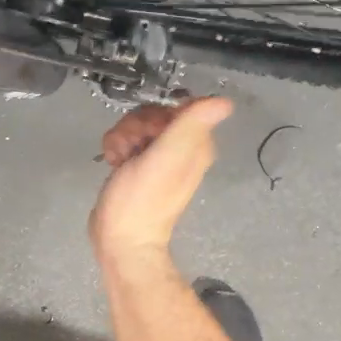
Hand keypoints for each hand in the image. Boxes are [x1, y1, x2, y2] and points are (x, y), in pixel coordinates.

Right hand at [89, 96, 233, 259]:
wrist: (120, 239)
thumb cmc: (141, 201)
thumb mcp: (167, 159)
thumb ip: (192, 126)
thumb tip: (225, 101)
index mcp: (196, 144)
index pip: (178, 104)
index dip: (157, 113)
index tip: (148, 134)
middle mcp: (182, 148)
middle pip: (154, 112)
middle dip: (135, 126)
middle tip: (132, 149)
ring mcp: (159, 156)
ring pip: (136, 124)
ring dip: (122, 136)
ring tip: (121, 160)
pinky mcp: (138, 164)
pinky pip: (126, 139)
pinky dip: (116, 146)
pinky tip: (114, 163)